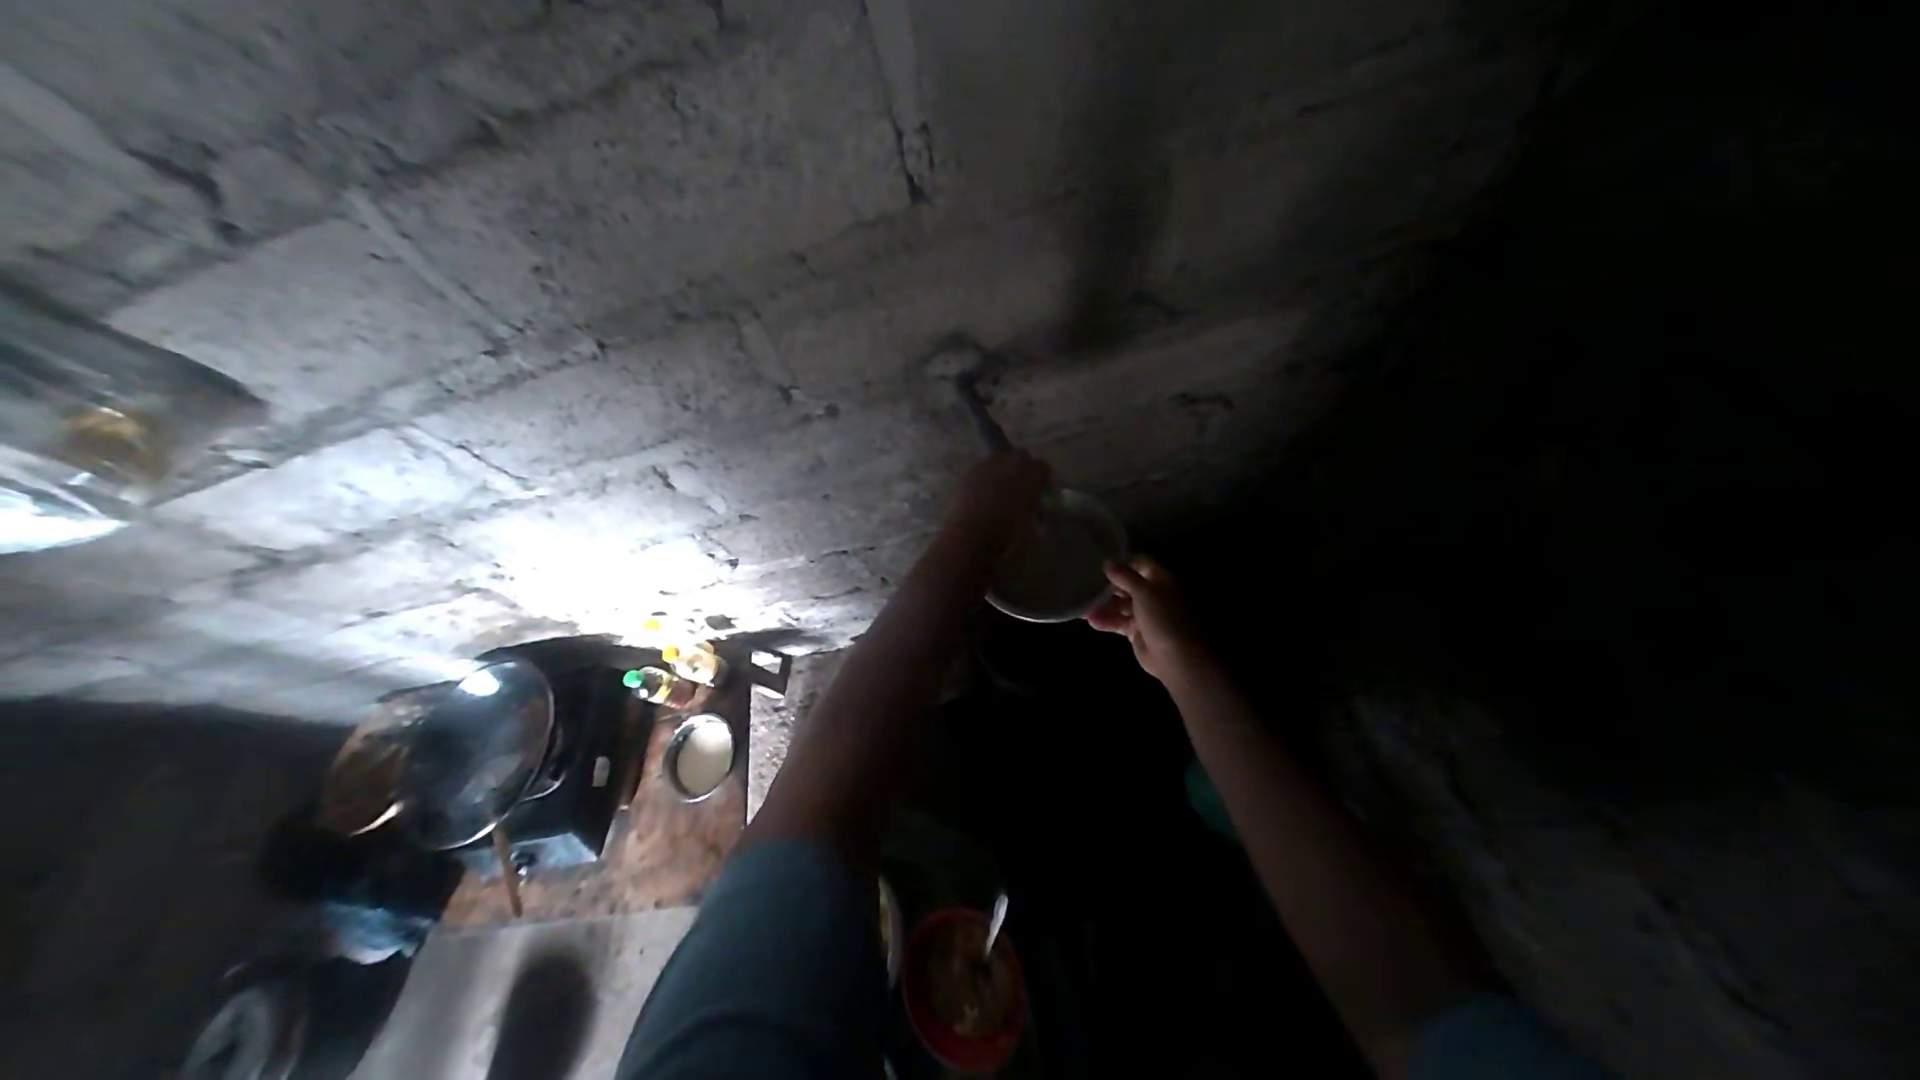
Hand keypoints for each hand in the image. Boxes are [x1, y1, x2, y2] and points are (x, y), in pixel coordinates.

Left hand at [944, 450, 1049, 548]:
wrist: (972, 533)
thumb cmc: (1007, 531)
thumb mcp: (1031, 519)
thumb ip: (1034, 503)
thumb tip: (1033, 500)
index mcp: (1029, 473)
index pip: (1042, 466)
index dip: (1042, 478)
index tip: (1040, 489)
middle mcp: (1009, 462)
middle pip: (1021, 455)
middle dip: (1023, 467)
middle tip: (1021, 486)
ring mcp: (988, 464)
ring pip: (1000, 459)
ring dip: (1003, 469)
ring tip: (1000, 488)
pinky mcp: (970, 471)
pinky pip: (983, 468)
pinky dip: (986, 476)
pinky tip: (984, 492)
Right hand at [1086, 555, 1209, 685]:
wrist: (1177, 657)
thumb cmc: (1163, 617)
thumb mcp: (1143, 591)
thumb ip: (1124, 575)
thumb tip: (1107, 562)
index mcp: (1161, 579)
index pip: (1140, 563)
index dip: (1123, 562)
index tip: (1101, 563)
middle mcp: (1153, 594)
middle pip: (1128, 585)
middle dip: (1109, 586)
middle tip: (1087, 584)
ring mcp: (1145, 614)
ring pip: (1121, 605)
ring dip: (1104, 606)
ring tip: (1085, 607)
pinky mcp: (1137, 631)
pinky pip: (1119, 622)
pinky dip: (1107, 621)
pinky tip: (1092, 621)